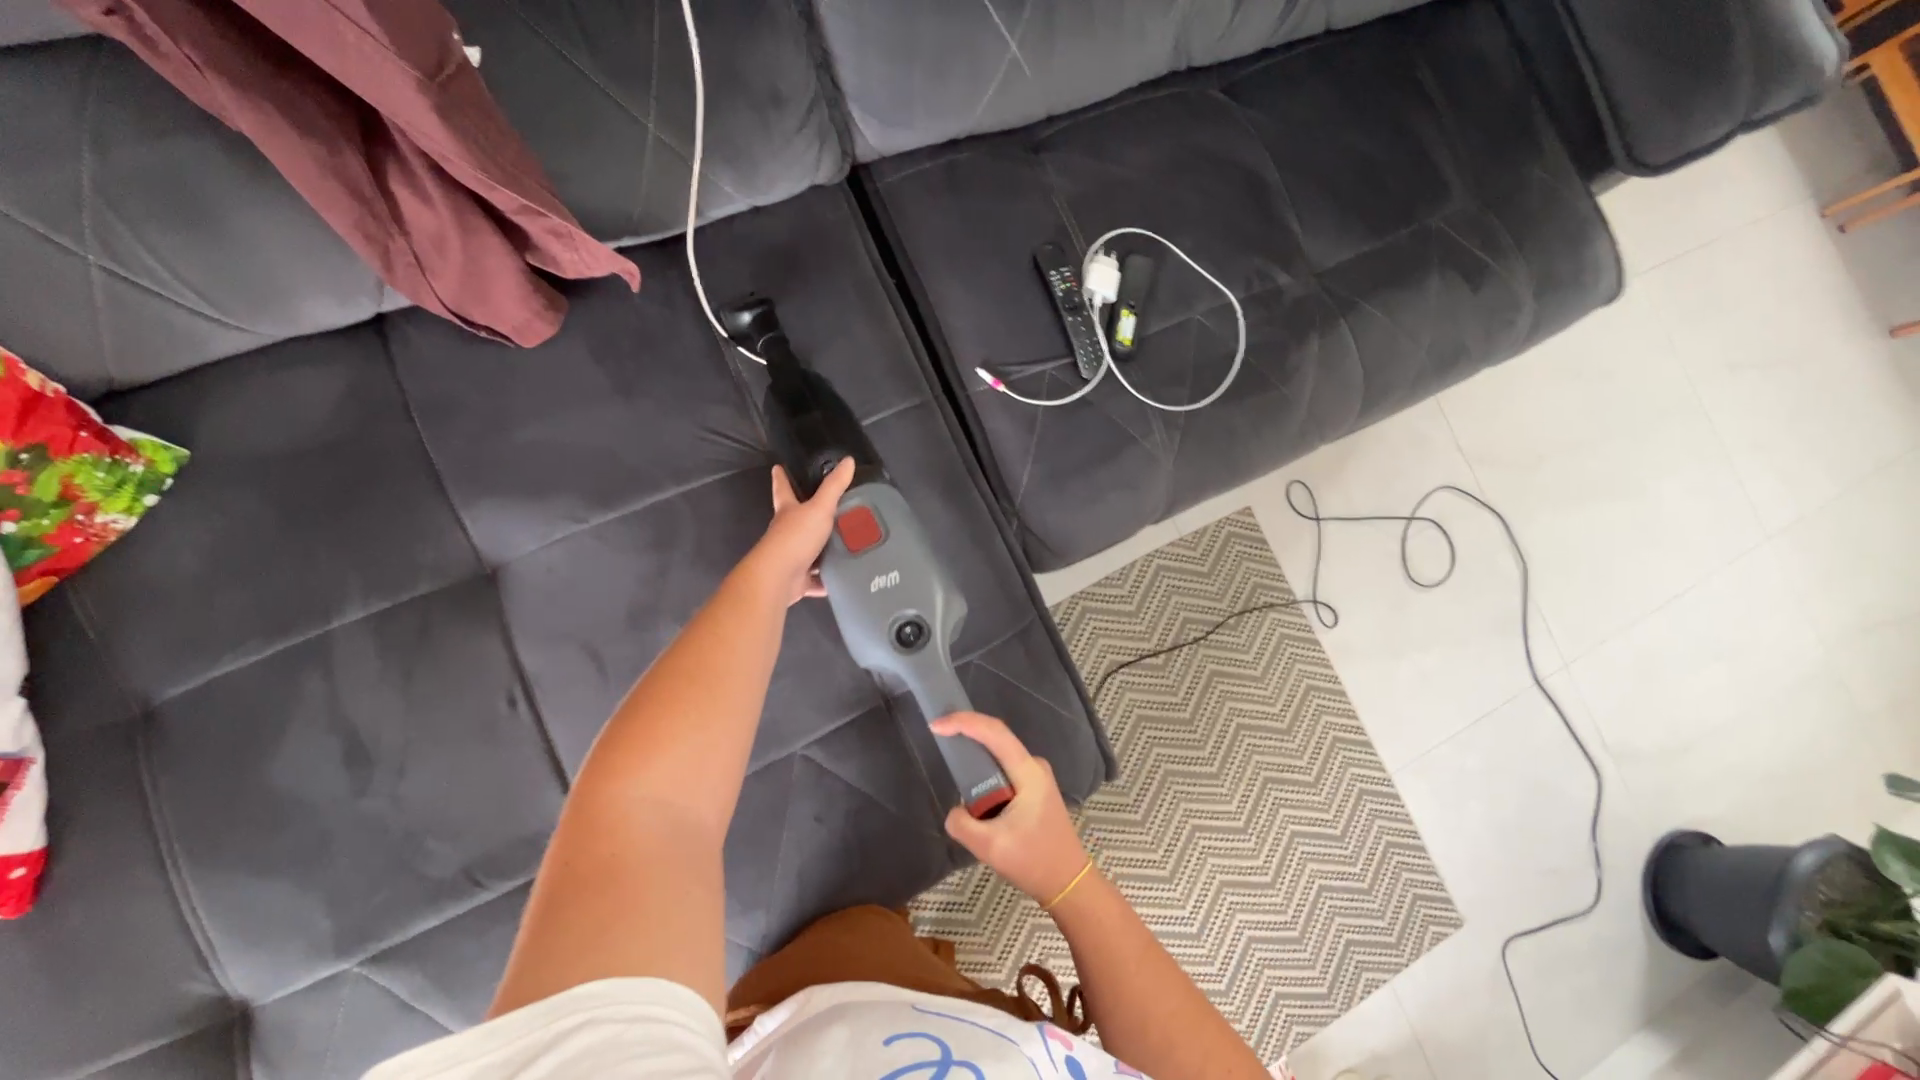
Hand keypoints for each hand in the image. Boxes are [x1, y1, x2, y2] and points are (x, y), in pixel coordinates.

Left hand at [749, 458, 855, 605]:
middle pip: (798, 521)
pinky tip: (844, 577)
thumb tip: (848, 459)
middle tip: (832, 510)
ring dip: (825, 551)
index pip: (783, 489)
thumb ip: (834, 486)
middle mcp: (786, 533)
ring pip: (810, 551)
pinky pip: (817, 579)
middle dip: (810, 516)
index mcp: (788, 512)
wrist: (779, 578)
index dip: (781, 477)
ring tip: (849, 545)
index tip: (777, 467)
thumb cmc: (796, 537)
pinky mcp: (798, 580)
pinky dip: (828, 579)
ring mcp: (791, 557)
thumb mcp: (819, 508)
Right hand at [933, 712, 1091, 905]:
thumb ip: (962, 824)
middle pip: (996, 738)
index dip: (964, 723)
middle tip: (938, 736)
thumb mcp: (989, 848)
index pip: (995, 733)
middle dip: (966, 734)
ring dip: (976, 759)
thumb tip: (955, 811)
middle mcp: (1035, 767)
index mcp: (1029, 773)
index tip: (936, 726)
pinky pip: (1004, 770)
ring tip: (953, 766)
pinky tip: (972, 789)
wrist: (1068, 882)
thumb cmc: (1033, 862)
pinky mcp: (1034, 789)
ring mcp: (1037, 777)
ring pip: (999, 756)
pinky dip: (985, 774)